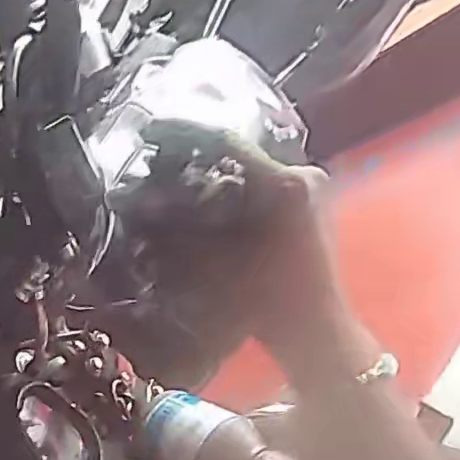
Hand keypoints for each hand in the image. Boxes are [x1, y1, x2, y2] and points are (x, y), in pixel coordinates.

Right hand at [113, 121, 380, 394]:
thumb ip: (179, 232)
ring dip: (219, 175)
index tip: (151, 129)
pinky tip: (212, 204)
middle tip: (162, 161)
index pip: (227, 141)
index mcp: (285, 183)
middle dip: (200, 157)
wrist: (312, 330)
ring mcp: (312, 187)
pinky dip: (238, 190)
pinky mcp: (311, 204)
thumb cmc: (264, 304)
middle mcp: (304, 174)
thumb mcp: (212, 267)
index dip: (184, 135)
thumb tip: (147, 205)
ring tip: (181, 182)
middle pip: (241, 153)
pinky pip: (266, 185)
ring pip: (254, 169)